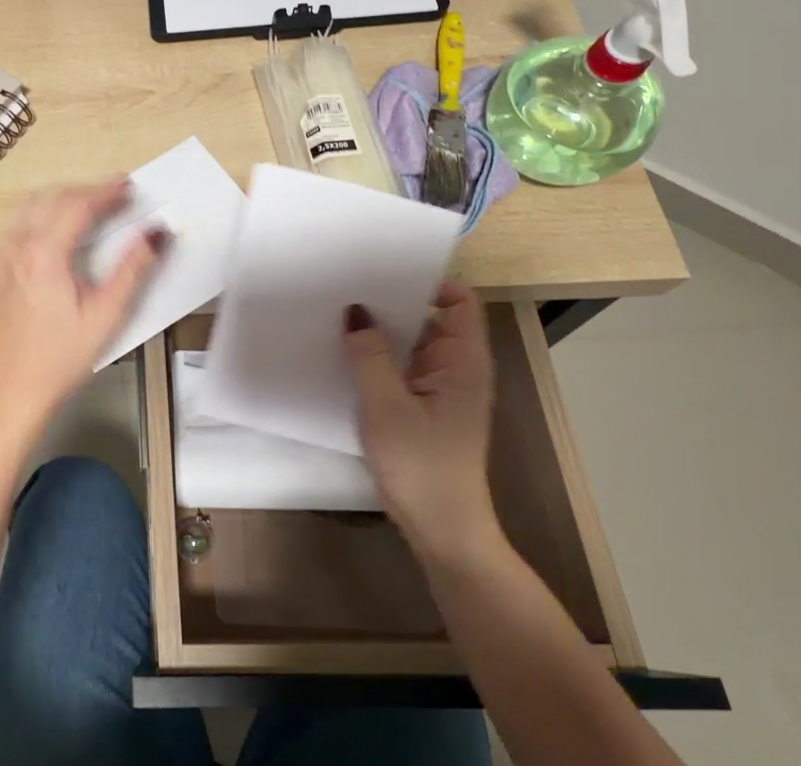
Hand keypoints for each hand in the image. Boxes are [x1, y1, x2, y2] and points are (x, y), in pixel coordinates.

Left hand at [0, 180, 166, 444]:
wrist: (15, 387)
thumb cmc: (57, 359)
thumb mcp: (106, 316)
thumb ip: (133, 269)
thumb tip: (156, 235)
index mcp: (43, 255)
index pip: (78, 205)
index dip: (107, 192)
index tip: (130, 187)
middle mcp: (17, 248)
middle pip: (54, 198)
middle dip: (88, 191)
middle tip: (119, 196)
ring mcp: (3, 256)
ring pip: (34, 206)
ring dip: (65, 199)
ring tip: (96, 207)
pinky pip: (22, 223)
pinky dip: (46, 213)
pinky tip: (64, 228)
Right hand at [344, 280, 497, 556]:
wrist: (442, 529)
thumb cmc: (422, 465)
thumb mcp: (387, 407)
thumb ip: (370, 356)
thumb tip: (355, 312)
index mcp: (464, 361)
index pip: (459, 300)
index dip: (428, 281)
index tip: (382, 273)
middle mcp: (457, 368)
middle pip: (430, 319)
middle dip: (392, 303)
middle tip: (346, 287)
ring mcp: (440, 390)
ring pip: (411, 347)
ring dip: (381, 334)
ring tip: (337, 315)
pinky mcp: (423, 410)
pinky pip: (401, 371)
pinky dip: (377, 361)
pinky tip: (343, 357)